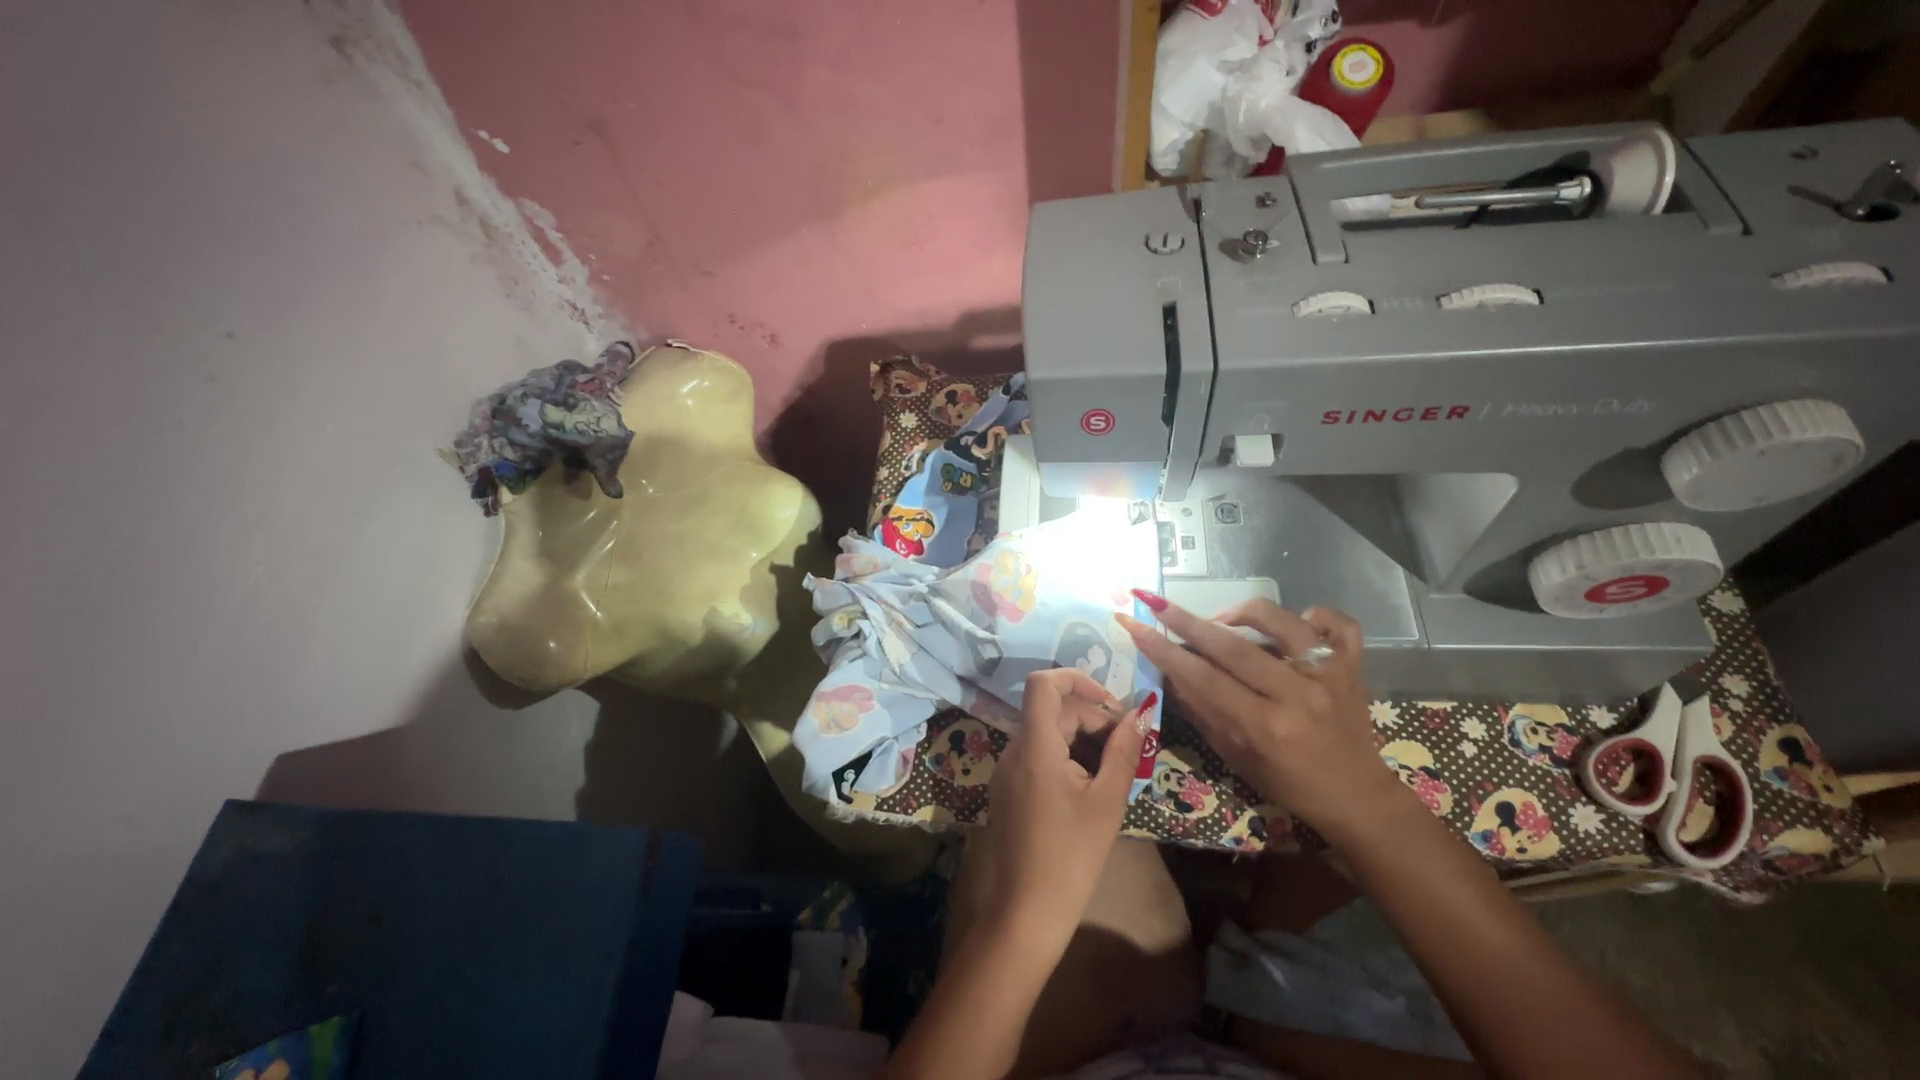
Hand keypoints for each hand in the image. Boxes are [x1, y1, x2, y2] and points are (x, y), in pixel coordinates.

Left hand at [980, 669, 1151, 944]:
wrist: (1028, 909)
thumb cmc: (1072, 854)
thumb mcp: (1107, 799)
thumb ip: (1122, 750)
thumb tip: (1139, 714)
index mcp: (1034, 746)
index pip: (1044, 683)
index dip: (1078, 680)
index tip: (1112, 704)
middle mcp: (1014, 750)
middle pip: (1052, 710)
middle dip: (1092, 719)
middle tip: (1126, 748)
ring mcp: (1007, 771)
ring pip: (1047, 734)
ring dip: (1082, 741)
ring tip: (1113, 772)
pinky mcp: (1008, 791)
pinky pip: (1038, 757)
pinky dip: (1066, 759)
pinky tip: (1091, 789)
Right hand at [1116, 598, 1397, 831]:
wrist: (1358, 796)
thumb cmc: (1290, 785)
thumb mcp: (1237, 758)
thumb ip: (1203, 711)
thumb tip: (1170, 671)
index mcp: (1265, 726)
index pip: (1204, 679)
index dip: (1165, 651)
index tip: (1136, 626)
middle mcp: (1298, 695)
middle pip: (1234, 647)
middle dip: (1188, 622)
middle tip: (1157, 604)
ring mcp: (1330, 676)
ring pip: (1282, 621)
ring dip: (1243, 612)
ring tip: (1223, 619)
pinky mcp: (1353, 667)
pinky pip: (1337, 623)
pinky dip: (1312, 615)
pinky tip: (1291, 625)